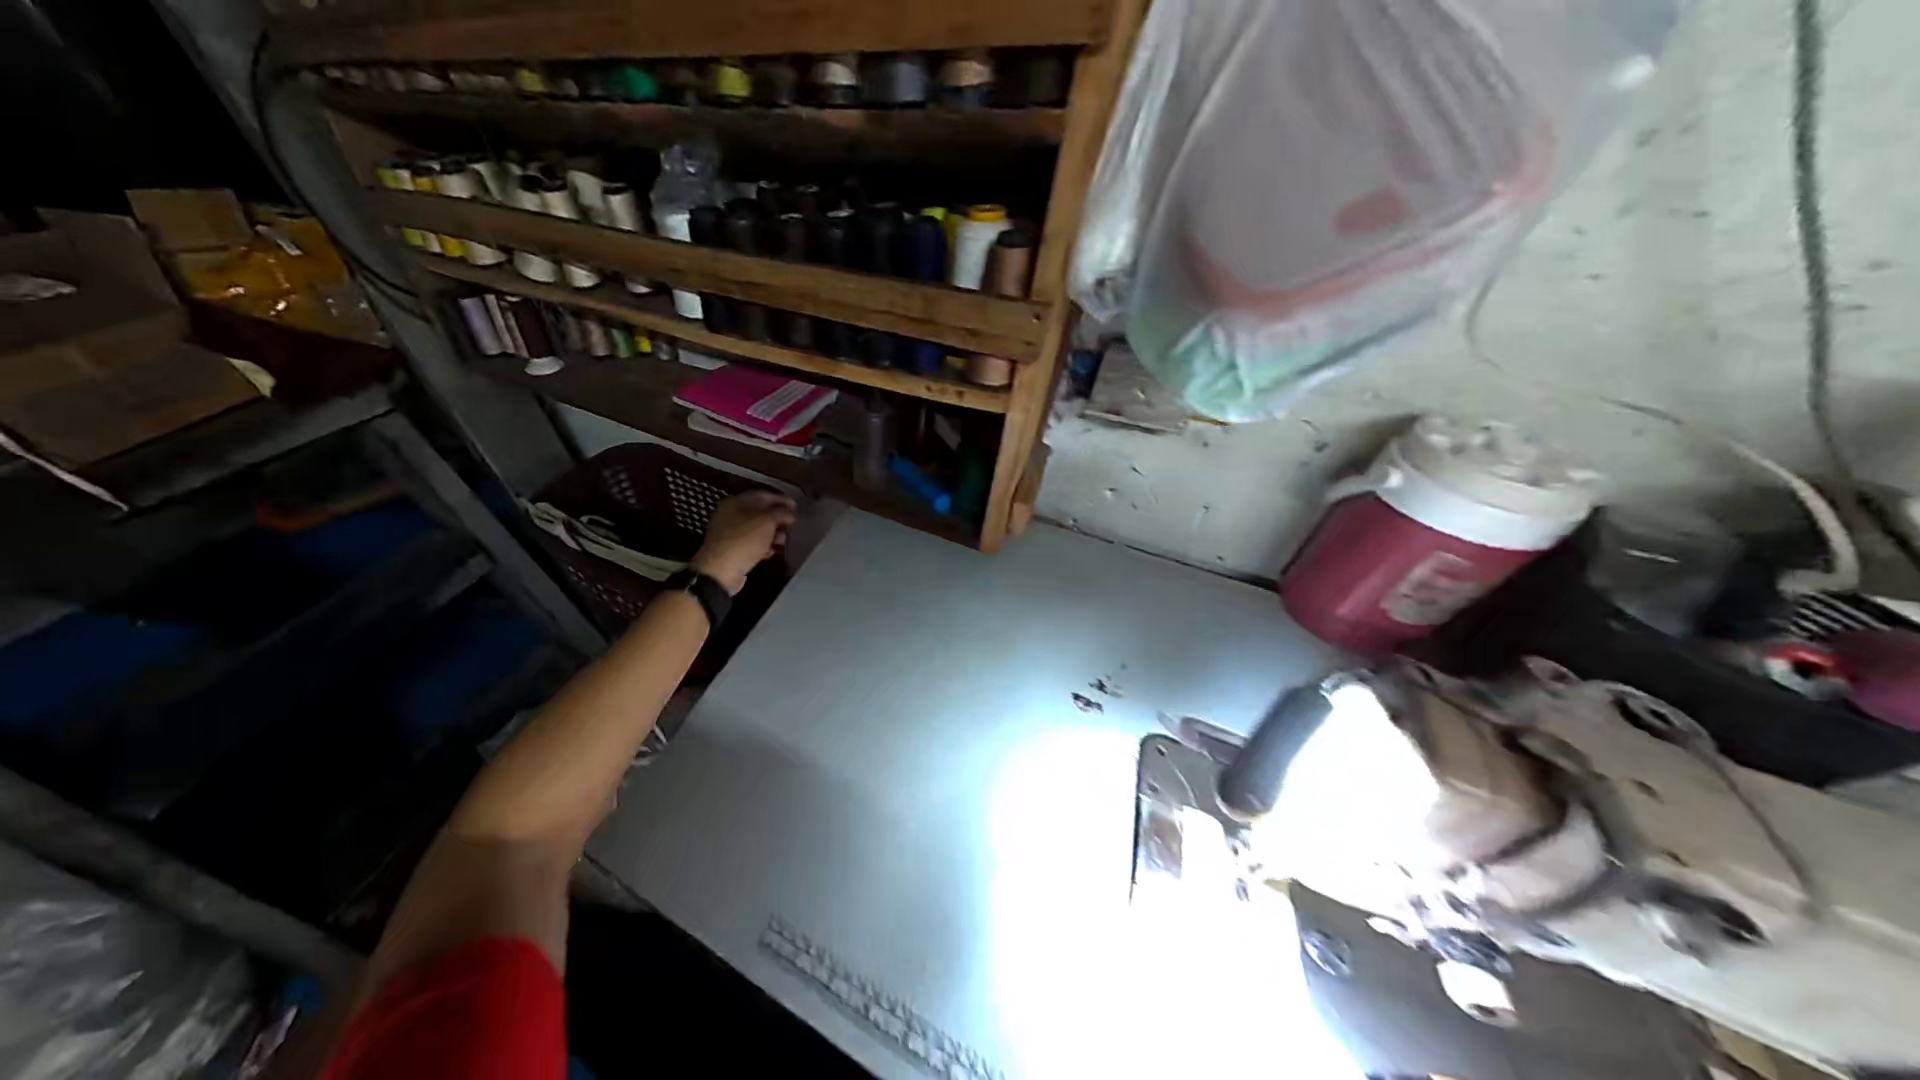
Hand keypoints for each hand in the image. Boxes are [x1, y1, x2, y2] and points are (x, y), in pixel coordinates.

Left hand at [691, 491, 796, 594]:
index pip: (762, 496)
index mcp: (735, 503)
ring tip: (783, 541)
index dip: (780, 499)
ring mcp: (730, 533)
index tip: (794, 505)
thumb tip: (789, 514)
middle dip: (777, 519)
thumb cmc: (744, 540)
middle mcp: (730, 515)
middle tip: (791, 524)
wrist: (722, 570)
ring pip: (757, 530)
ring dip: (772, 534)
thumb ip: (781, 514)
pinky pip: (752, 544)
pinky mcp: (733, 550)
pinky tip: (772, 551)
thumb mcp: (766, 522)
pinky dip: (763, 546)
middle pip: (759, 513)